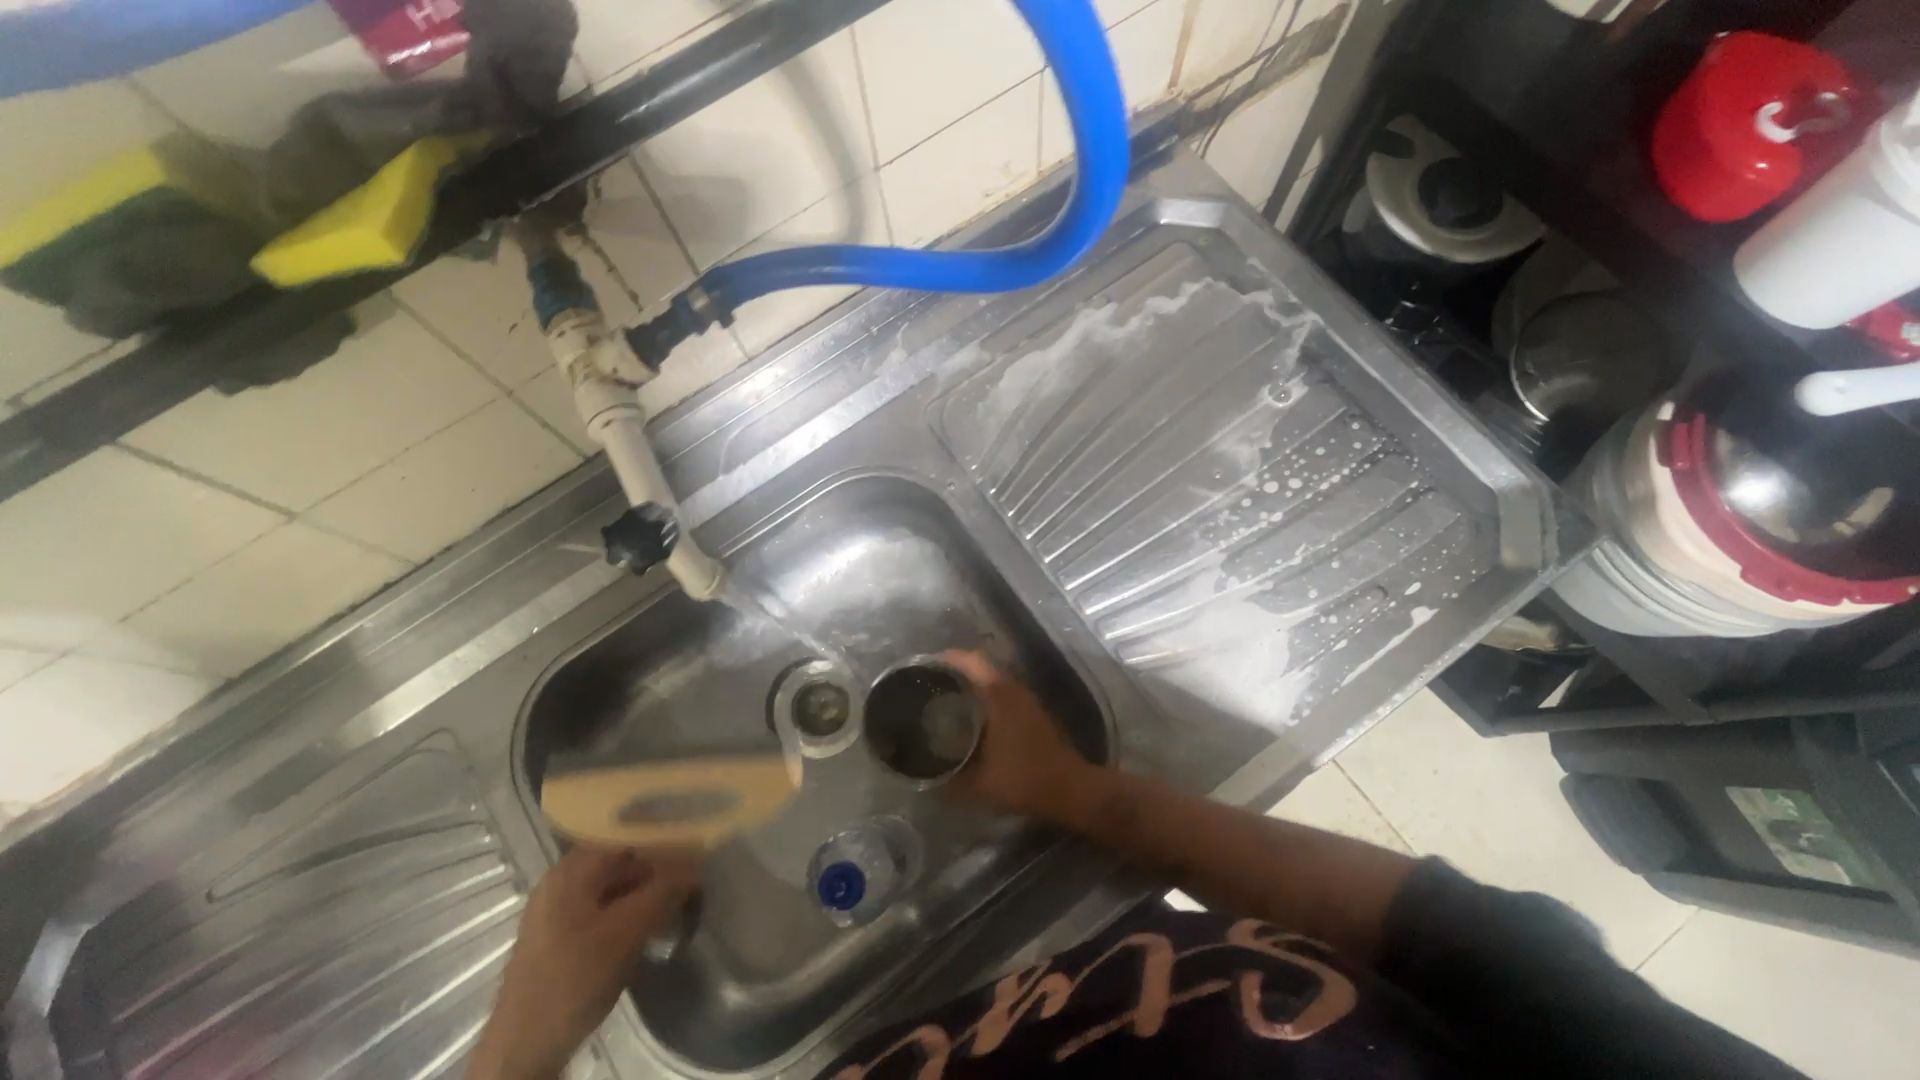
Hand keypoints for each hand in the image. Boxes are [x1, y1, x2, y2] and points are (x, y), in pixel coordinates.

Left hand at [468, 846, 701, 1079]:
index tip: (699, 835)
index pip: (624, 832)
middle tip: (701, 868)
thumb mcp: (625, 933)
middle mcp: (563, 882)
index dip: (663, 831)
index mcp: (570, 871)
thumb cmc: (572, 980)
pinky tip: (660, 922)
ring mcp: (562, 911)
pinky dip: (635, 910)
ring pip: (616, 886)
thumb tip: (699, 860)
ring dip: (650, 888)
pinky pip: (608, 909)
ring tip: (689, 893)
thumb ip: (663, 891)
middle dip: (660, 862)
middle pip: (621, 858)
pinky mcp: (566, 938)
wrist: (525, 1047)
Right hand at [941, 649, 1098, 821]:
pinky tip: (968, 717)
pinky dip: (983, 697)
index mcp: (1000, 696)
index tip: (923, 665)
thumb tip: (924, 783)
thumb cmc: (1025, 779)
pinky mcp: (1031, 713)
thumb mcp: (981, 785)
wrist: (1070, 789)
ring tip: (941, 698)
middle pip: (980, 667)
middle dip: (953, 671)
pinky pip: (1001, 693)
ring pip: (992, 680)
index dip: (947, 658)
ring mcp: (1025, 700)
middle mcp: (1013, 690)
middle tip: (926, 684)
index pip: (971, 661)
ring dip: (969, 684)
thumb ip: (950, 784)